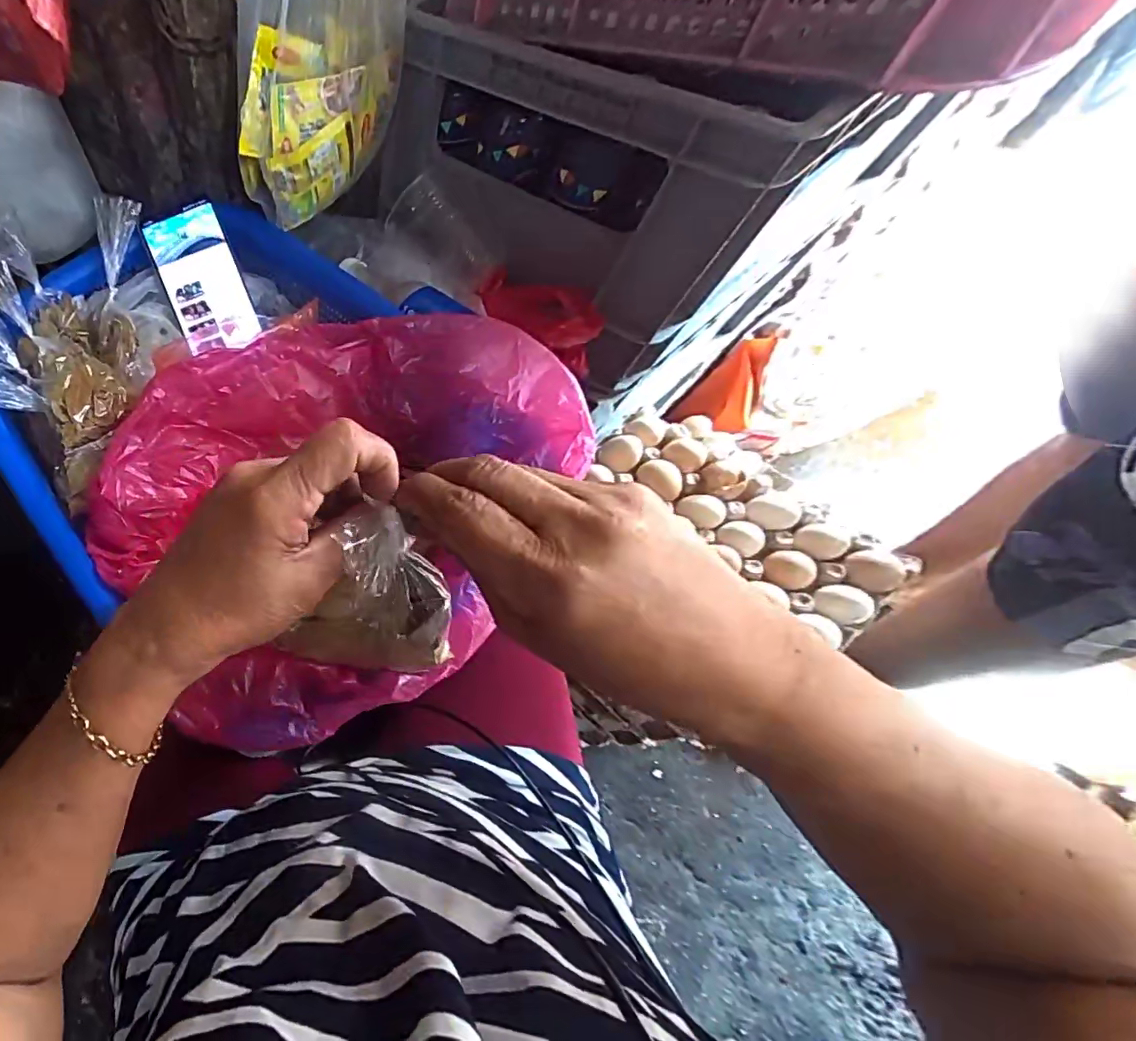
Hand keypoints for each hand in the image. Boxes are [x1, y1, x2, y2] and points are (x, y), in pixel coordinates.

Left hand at [105, 419, 401, 685]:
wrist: (170, 623)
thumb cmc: (239, 609)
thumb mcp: (308, 581)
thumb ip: (351, 538)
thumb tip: (378, 514)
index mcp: (276, 488)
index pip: (344, 438)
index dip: (380, 460)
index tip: (383, 503)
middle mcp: (255, 470)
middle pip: (325, 455)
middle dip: (356, 487)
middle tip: (360, 535)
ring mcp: (237, 480)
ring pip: (304, 471)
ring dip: (330, 499)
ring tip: (327, 546)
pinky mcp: (228, 494)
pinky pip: (280, 484)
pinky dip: (304, 504)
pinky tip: (299, 543)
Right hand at [395, 456, 830, 743]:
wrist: (738, 660)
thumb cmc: (625, 667)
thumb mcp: (534, 634)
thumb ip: (485, 575)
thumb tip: (447, 533)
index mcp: (547, 576)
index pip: (462, 510)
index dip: (420, 493)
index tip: (397, 494)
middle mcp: (576, 526)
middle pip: (485, 472)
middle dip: (442, 473)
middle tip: (419, 487)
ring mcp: (610, 500)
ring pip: (519, 470)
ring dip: (479, 478)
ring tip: (463, 498)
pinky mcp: (633, 490)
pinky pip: (556, 480)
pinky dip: (522, 489)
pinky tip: (520, 510)